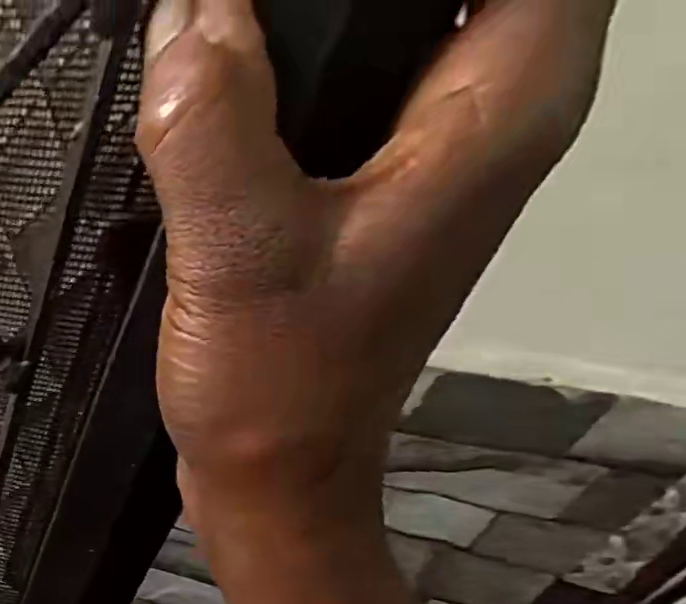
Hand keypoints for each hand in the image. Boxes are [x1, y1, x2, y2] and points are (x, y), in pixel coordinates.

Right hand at [135, 0, 616, 517]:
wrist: (264, 474)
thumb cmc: (272, 381)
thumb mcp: (237, 252)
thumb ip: (209, 131)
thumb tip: (184, 18)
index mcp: (500, 96)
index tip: (262, 5)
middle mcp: (478, 109)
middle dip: (309, 6)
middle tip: (212, 24)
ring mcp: (413, 159)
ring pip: (363, 41)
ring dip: (277, 43)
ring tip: (193, 57)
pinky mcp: (354, 199)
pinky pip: (318, 106)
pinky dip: (258, 96)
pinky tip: (198, 111)